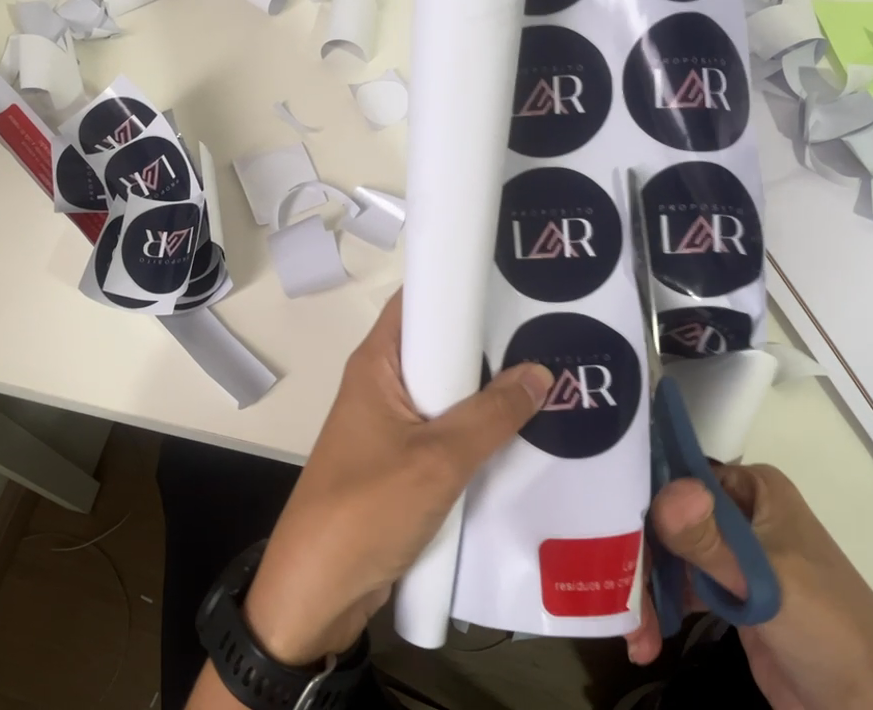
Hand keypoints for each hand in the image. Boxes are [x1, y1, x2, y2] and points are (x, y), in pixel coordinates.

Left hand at [242, 291, 552, 664]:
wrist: (317, 593)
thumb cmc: (366, 510)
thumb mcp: (438, 459)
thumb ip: (492, 415)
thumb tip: (540, 372)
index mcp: (376, 364)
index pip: (418, 302)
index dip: (460, 286)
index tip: (515, 280)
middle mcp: (382, 386)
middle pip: (441, 349)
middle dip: (491, 344)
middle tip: (555, 336)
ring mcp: (393, 427)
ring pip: (450, 396)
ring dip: (491, 395)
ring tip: (556, 382)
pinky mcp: (404, 465)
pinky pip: (449, 435)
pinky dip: (481, 434)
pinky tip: (528, 435)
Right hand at [625, 464, 872, 709]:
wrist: (869, 708)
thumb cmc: (828, 629)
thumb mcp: (765, 582)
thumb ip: (710, 541)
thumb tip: (665, 490)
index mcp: (752, 488)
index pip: (676, 474)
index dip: (634, 497)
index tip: (594, 526)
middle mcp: (738, 510)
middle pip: (663, 519)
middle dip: (636, 559)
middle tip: (611, 594)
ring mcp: (731, 553)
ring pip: (665, 556)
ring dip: (643, 591)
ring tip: (630, 632)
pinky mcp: (726, 592)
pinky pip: (677, 588)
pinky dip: (657, 610)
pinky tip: (641, 639)